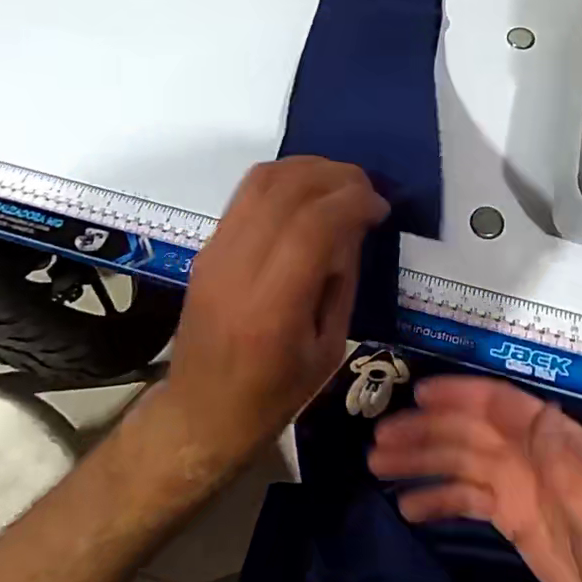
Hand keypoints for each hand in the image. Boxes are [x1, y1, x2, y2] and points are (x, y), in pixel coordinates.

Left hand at [161, 157, 387, 469]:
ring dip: (309, 169)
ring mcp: (215, 253)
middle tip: (367, 190)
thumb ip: (342, 280)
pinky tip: (309, 192)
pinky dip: (285, 180)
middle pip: (288, 191)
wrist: (201, 412)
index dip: (354, 202)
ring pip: (263, 180)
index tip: (381, 208)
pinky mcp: (207, 247)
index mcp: (272, 308)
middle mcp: (237, 269)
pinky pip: (247, 193)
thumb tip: (354, 224)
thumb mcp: (329, 348)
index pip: (314, 226)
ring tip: (341, 183)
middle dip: (337, 177)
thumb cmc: (274, 395)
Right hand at [369, 377, 581, 581]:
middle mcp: (533, 455)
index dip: (461, 394)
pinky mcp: (511, 518)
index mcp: (558, 443)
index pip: (502, 405)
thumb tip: (537, 414)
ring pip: (461, 461)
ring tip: (378, 465)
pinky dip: (437, 498)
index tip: (419, 394)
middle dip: (426, 430)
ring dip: (422, 460)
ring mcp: (519, 486)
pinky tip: (407, 506)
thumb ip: (570, 468)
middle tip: (380, 440)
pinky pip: (466, 498)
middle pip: (471, 431)